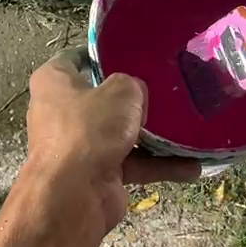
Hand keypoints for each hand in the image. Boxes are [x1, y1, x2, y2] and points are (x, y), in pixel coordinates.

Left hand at [20, 48, 198, 238]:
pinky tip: (192, 166)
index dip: (102, 51)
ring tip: (188, 127)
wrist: (74, 196)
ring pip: (121, 132)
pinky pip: (133, 163)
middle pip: (103, 97)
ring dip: (154, 136)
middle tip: (165, 88)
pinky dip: (159, 165)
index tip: (132, 50)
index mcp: (53, 81)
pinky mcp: (97, 173)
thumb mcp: (121, 90)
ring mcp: (79, 145)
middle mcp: (61, 111)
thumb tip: (135, 100)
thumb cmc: (90, 128)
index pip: (77, 58)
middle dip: (132, 97)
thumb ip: (133, 84)